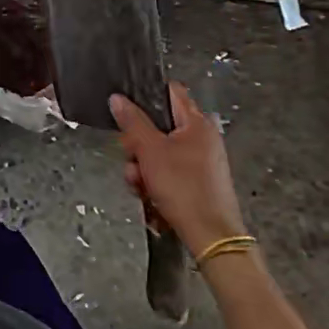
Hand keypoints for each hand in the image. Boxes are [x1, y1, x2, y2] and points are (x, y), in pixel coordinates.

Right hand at [109, 83, 247, 255]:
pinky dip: (155, 180)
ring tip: (139, 183)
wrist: (211, 237)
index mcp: (197, 123)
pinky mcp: (197, 182)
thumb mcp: (149, 150)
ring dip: (142, 166)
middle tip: (131, 155)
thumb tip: (117, 98)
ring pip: (159, 152)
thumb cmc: (183, 188)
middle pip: (159, 126)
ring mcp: (201, 162)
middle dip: (138, 143)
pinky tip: (147, 194)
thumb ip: (132, 122)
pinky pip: (168, 171)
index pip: (171, 91)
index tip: (128, 107)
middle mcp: (202, 139)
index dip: (147, 94)